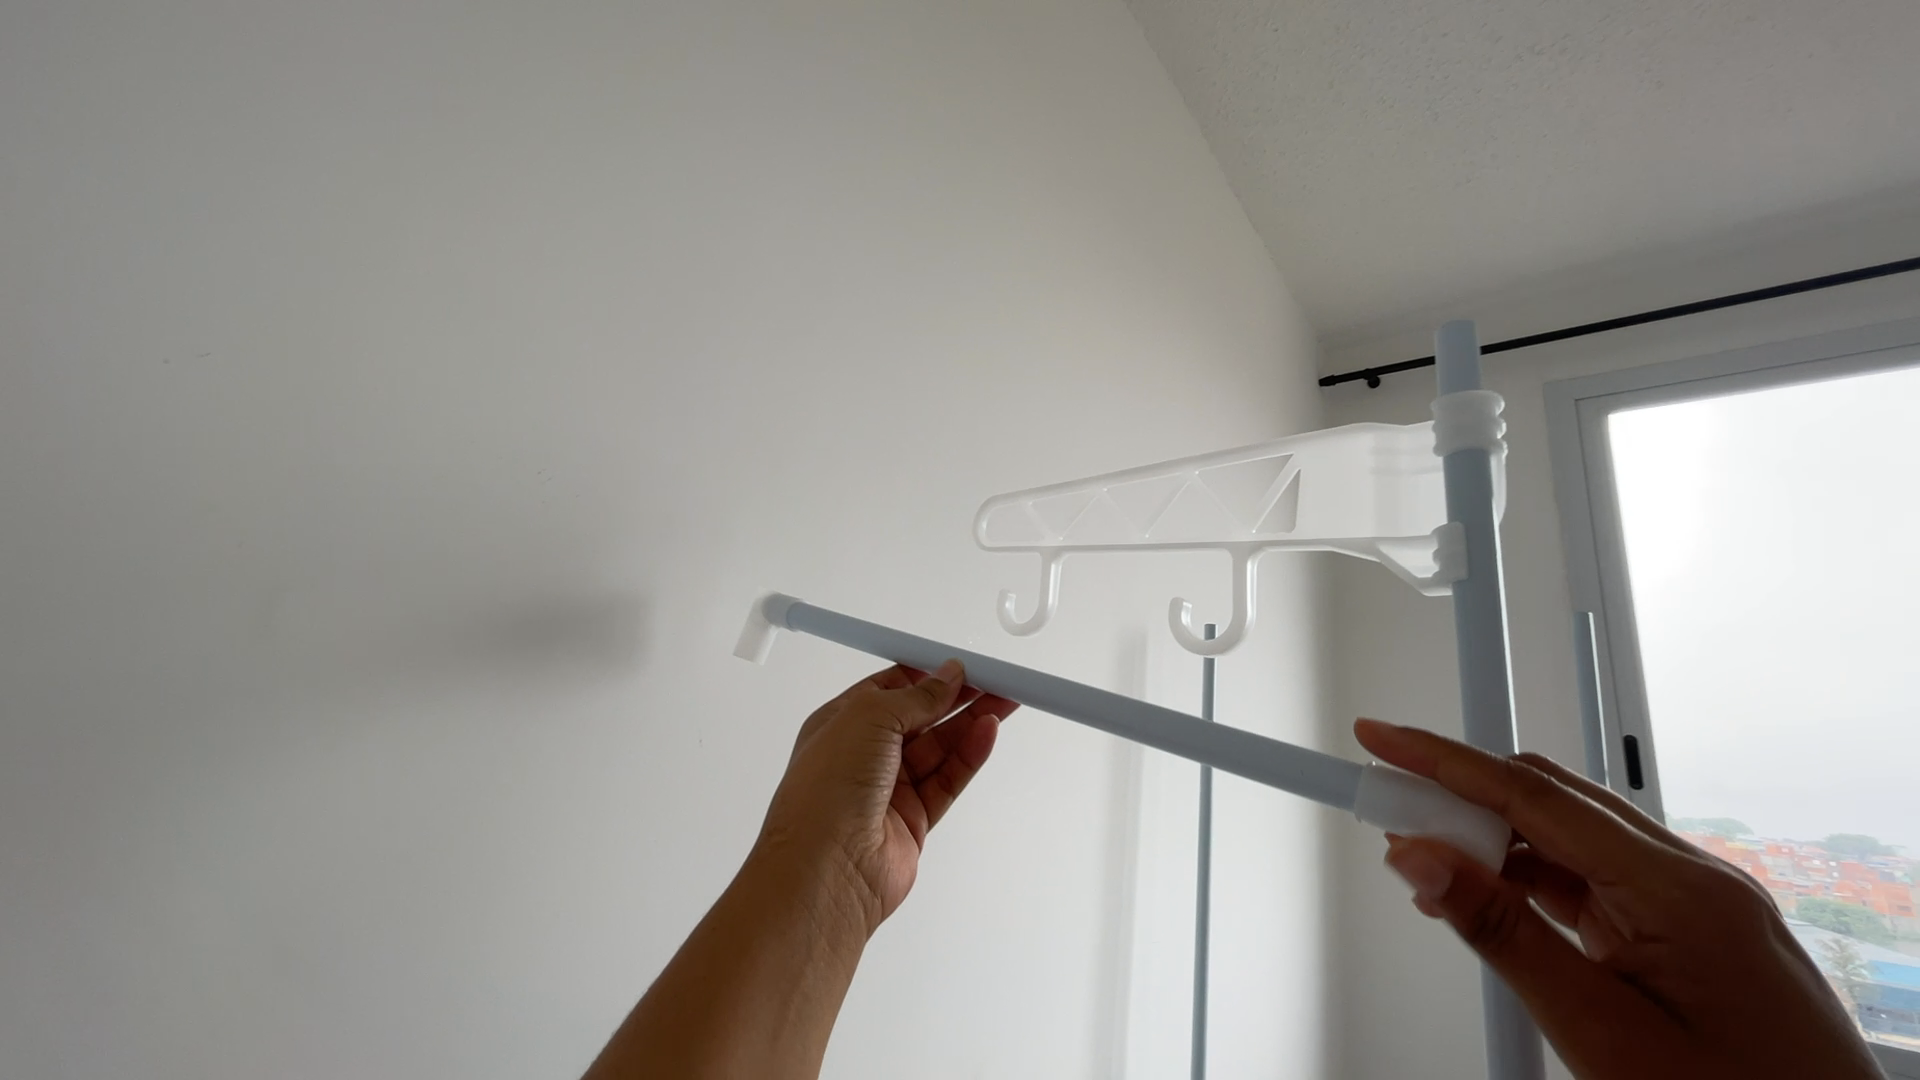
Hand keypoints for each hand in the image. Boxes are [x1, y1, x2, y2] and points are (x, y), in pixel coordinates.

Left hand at [757, 661, 1016, 933]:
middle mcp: (864, 755)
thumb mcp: (869, 718)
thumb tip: (946, 676)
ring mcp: (889, 788)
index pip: (890, 689)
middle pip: (921, 717)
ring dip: (971, 722)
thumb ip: (915, 696)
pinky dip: (970, 755)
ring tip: (1004, 700)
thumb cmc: (825, 792)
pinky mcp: (913, 818)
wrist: (825, 870)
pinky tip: (988, 732)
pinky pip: (948, 779)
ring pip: (940, 747)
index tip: (959, 664)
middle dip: (957, 697)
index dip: (926, 675)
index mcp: (842, 723)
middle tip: (994, 679)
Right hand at [1354, 718, 1881, 1079]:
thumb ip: (1502, 933)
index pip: (1530, 793)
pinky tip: (1483, 896)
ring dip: (1483, 839)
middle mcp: (1690, 881)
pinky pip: (1579, 876)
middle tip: (1388, 809)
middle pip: (1542, 801)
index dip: (1441, 758)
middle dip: (1455, 795)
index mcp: (1682, 892)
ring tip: (1426, 864)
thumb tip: (1420, 858)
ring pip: (1557, 836)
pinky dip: (1518, 876)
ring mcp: (1689, 905)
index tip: (1381, 739)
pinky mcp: (1680, 930)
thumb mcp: (1602, 1032)